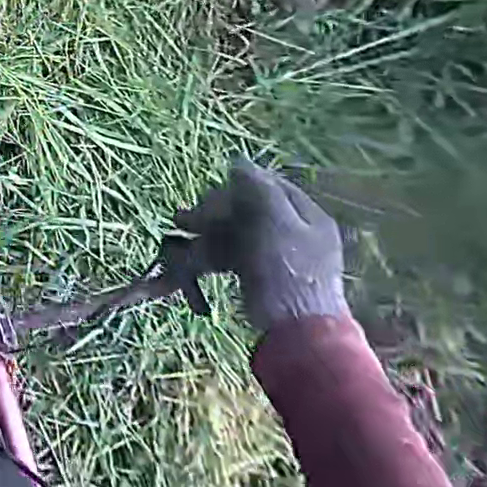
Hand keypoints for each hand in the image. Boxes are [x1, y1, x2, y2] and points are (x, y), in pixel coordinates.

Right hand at [175, 161, 347, 332]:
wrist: (293, 325)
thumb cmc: (286, 268)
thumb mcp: (275, 219)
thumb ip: (258, 187)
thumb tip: (239, 161)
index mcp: (305, 215)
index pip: (264, 183)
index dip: (234, 185)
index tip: (213, 198)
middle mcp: (289, 229)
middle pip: (239, 204)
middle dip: (211, 209)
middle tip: (188, 219)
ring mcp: (270, 250)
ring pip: (226, 226)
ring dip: (201, 228)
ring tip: (182, 232)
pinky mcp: (252, 268)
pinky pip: (224, 250)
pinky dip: (205, 251)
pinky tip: (191, 259)